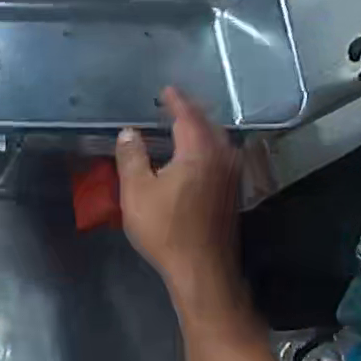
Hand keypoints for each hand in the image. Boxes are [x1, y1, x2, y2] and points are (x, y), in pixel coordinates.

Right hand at [116, 87, 244, 311]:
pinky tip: (195, 157)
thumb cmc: (166, 230)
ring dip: (201, 130)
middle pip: (208, 124)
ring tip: (183, 127)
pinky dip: (206, 148)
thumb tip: (128, 133)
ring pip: (217, 141)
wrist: (202, 269)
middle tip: (173, 105)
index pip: (188, 115)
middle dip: (191, 112)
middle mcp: (222, 157)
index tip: (166, 91)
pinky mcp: (232, 193)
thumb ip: (132, 157)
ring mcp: (231, 176)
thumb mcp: (137, 192)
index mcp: (199, 151)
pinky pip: (220, 157)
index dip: (175, 101)